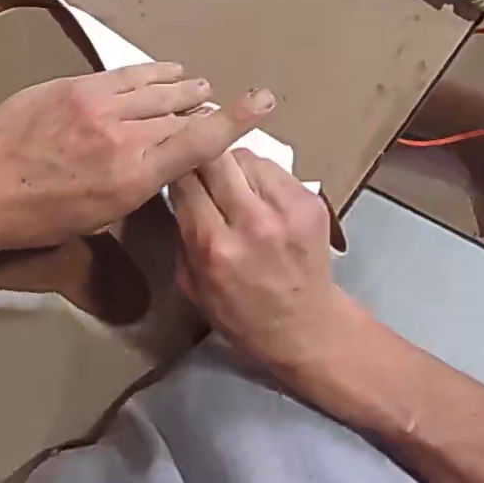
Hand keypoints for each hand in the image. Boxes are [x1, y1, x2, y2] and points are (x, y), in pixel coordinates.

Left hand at [0, 63, 276, 251]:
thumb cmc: (37, 216)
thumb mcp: (99, 216)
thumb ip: (137, 185)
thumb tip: (161, 162)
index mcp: (133, 178)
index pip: (198, 143)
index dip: (235, 121)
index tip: (260, 103)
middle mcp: (124, 137)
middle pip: (181, 114)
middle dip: (202, 109)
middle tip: (214, 105)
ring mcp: (100, 106)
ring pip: (158, 90)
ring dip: (183, 87)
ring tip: (198, 84)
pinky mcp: (78, 86)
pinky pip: (127, 75)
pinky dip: (153, 72)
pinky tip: (168, 69)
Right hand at [172, 149, 356, 376]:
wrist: (307, 328)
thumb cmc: (242, 314)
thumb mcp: (192, 283)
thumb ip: (181, 233)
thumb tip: (175, 188)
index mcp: (215, 246)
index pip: (184, 180)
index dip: (176, 168)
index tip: (173, 168)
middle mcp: (252, 221)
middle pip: (214, 156)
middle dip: (201, 156)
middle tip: (198, 165)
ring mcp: (287, 207)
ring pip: (244, 154)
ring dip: (230, 163)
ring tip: (231, 183)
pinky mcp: (310, 199)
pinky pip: (272, 166)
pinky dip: (258, 173)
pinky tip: (257, 193)